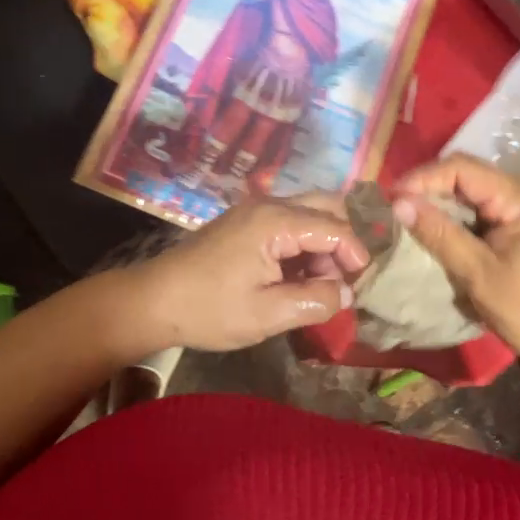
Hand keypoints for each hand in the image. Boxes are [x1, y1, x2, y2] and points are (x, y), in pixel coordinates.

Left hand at [131, 195, 369, 352]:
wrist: (155, 299)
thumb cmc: (210, 308)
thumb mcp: (267, 314)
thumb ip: (313, 301)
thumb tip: (346, 294)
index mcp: (276, 221)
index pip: (334, 227)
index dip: (355, 253)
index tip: (364, 284)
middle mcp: (269, 204)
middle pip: (326, 205)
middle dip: (345, 237)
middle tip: (353, 275)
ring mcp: (255, 210)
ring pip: (308, 212)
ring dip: (324, 241)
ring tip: (327, 282)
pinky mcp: (245, 222)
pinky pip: (289, 221)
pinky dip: (305, 242)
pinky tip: (303, 275)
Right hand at [389, 155, 519, 384]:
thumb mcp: (480, 276)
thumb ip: (440, 234)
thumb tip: (398, 203)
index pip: (463, 168)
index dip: (423, 178)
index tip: (390, 198)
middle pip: (471, 175)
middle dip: (430, 188)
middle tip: (395, 208)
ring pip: (477, 193)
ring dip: (444, 203)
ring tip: (410, 219)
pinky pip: (488, 211)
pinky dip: (462, 219)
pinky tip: (441, 233)